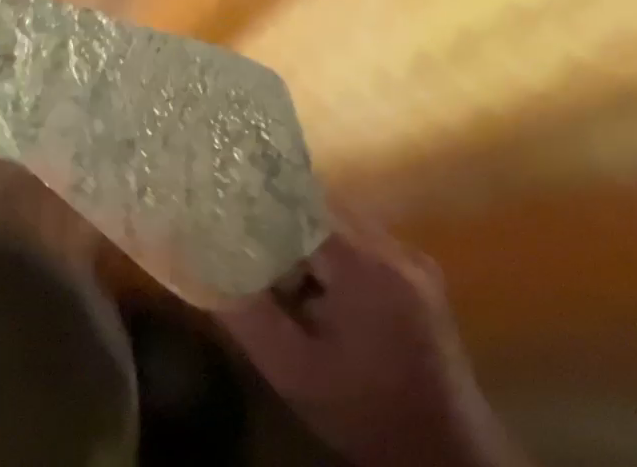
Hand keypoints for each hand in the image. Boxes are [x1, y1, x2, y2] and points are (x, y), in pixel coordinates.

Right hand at [218, 216, 526, 466]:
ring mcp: (412, 263)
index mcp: (367, 265)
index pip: (296, 200)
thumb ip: (237, 305)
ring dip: (291, 231)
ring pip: (333, 220)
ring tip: (248, 248)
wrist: (446, 457)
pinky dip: (317, 246)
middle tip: (218, 222)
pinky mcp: (415, 279)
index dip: (248, 196)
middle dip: (266, 212)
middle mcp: (396, 251)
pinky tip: (293, 276)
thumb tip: (190, 256)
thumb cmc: (363, 410)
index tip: (206, 198)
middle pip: (315, 204)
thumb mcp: (286, 364)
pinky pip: (353, 240)